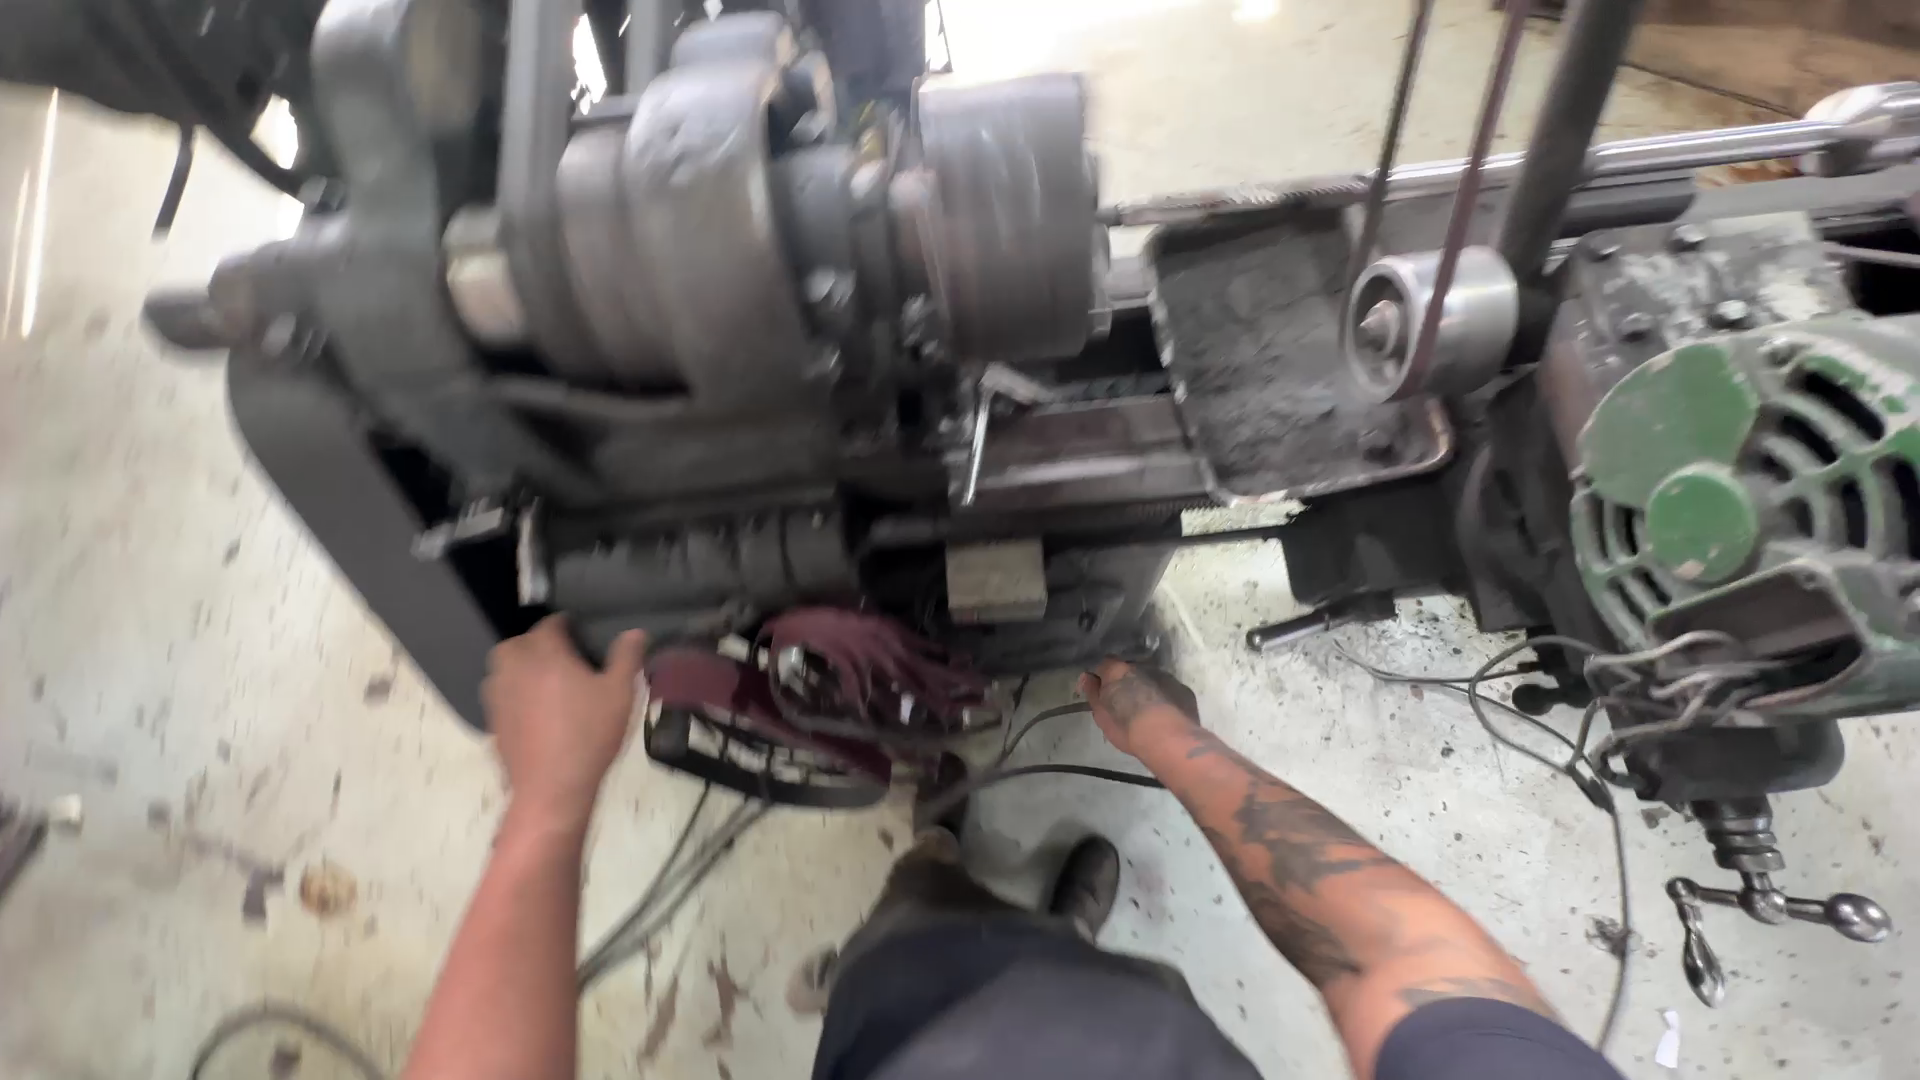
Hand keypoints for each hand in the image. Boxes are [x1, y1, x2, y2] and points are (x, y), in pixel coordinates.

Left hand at [483, 615, 646, 830]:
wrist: (552, 788)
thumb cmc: (590, 734)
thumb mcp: (620, 693)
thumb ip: (626, 658)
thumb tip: (634, 632)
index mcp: (545, 656)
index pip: (548, 625)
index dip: (565, 624)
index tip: (580, 631)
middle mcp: (514, 670)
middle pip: (517, 644)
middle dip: (536, 643)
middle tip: (563, 656)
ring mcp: (498, 697)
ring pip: (503, 668)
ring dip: (521, 666)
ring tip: (548, 680)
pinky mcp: (493, 722)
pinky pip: (501, 695)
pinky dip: (515, 692)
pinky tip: (538, 710)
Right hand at [1078, 659, 1200, 758]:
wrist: (1167, 739)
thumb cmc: (1126, 727)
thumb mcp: (1101, 714)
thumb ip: (1093, 692)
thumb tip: (1087, 676)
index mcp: (1118, 671)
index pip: (1106, 663)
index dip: (1104, 676)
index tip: (1103, 691)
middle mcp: (1142, 667)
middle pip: (1131, 670)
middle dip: (1127, 682)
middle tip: (1126, 702)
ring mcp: (1165, 677)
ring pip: (1151, 679)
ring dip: (1147, 689)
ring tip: (1147, 710)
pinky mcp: (1182, 690)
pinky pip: (1169, 690)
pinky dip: (1165, 698)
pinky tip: (1165, 714)